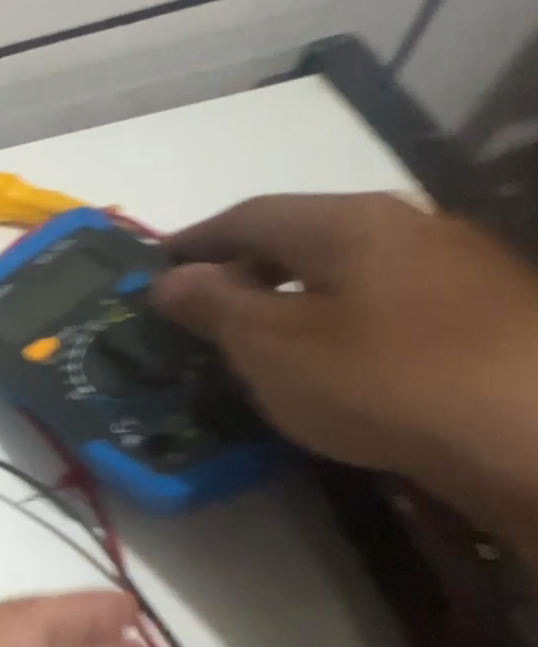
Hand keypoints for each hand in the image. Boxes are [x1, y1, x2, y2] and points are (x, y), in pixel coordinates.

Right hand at [152, 193, 537, 550]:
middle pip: (299, 237)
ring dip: (282, 294)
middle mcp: (405, 227)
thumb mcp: (269, 343)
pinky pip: (373, 301)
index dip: (192, 240)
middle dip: (237, 268)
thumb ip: (213, 304)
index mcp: (349, 223)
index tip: (147, 267)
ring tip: (243, 336)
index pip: (250, 215)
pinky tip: (313, 358)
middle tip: (189, 307)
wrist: (530, 431)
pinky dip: (324, 318)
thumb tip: (169, 278)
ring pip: (339, 270)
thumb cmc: (378, 377)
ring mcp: (448, 267)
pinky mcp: (473, 313)